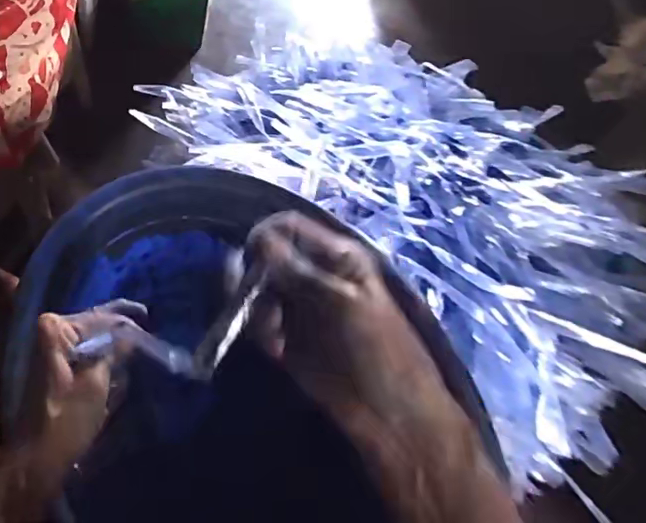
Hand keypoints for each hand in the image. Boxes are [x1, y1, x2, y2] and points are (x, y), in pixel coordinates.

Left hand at [0, 300, 141, 516]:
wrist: (37, 452)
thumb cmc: (65, 417)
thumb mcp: (95, 385)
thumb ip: (111, 354)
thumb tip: (128, 333)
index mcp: (54, 328)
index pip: (97, 317)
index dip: (124, 319)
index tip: (147, 317)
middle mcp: (48, 329)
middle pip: (90, 323)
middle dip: (117, 326)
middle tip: (146, 322)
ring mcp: (48, 346)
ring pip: (87, 338)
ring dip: (109, 340)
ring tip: (138, 339)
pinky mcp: (52, 364)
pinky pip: (81, 351)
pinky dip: (99, 354)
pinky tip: (119, 356)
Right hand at [245, 212, 463, 445]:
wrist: (393, 419)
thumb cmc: (381, 353)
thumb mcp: (342, 302)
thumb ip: (297, 269)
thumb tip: (256, 236)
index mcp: (335, 257)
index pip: (287, 226)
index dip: (265, 234)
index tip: (252, 255)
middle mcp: (310, 272)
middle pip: (261, 254)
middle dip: (255, 277)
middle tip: (263, 301)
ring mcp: (295, 302)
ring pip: (252, 285)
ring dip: (256, 308)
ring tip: (274, 334)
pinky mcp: (282, 329)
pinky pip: (253, 315)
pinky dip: (259, 329)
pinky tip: (278, 350)